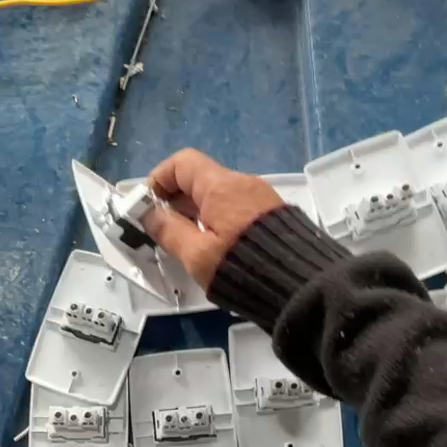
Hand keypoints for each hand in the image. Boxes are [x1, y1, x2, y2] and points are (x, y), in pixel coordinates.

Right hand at [142, 149, 285, 289]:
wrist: (299, 283)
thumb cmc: (240, 267)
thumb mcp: (197, 255)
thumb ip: (169, 232)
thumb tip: (150, 215)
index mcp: (220, 186)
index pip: (182, 162)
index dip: (159, 178)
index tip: (147, 205)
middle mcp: (241, 183)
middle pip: (199, 179)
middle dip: (174, 199)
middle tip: (160, 228)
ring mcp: (258, 197)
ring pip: (216, 195)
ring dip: (194, 212)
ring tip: (183, 241)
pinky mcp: (269, 214)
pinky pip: (233, 207)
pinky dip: (214, 218)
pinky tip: (210, 244)